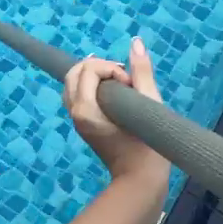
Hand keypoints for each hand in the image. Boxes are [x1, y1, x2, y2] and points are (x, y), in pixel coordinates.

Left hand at [62, 37, 170, 186]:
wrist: (140, 181)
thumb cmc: (148, 145)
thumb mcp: (149, 105)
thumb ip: (141, 72)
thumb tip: (136, 42)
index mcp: (85, 108)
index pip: (88, 69)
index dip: (111, 68)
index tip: (130, 83)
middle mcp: (74, 112)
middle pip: (74, 73)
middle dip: (98, 67)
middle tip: (124, 78)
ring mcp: (76, 119)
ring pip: (73, 84)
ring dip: (94, 76)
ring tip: (120, 83)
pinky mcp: (82, 124)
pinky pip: (78, 95)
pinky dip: (91, 87)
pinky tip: (112, 92)